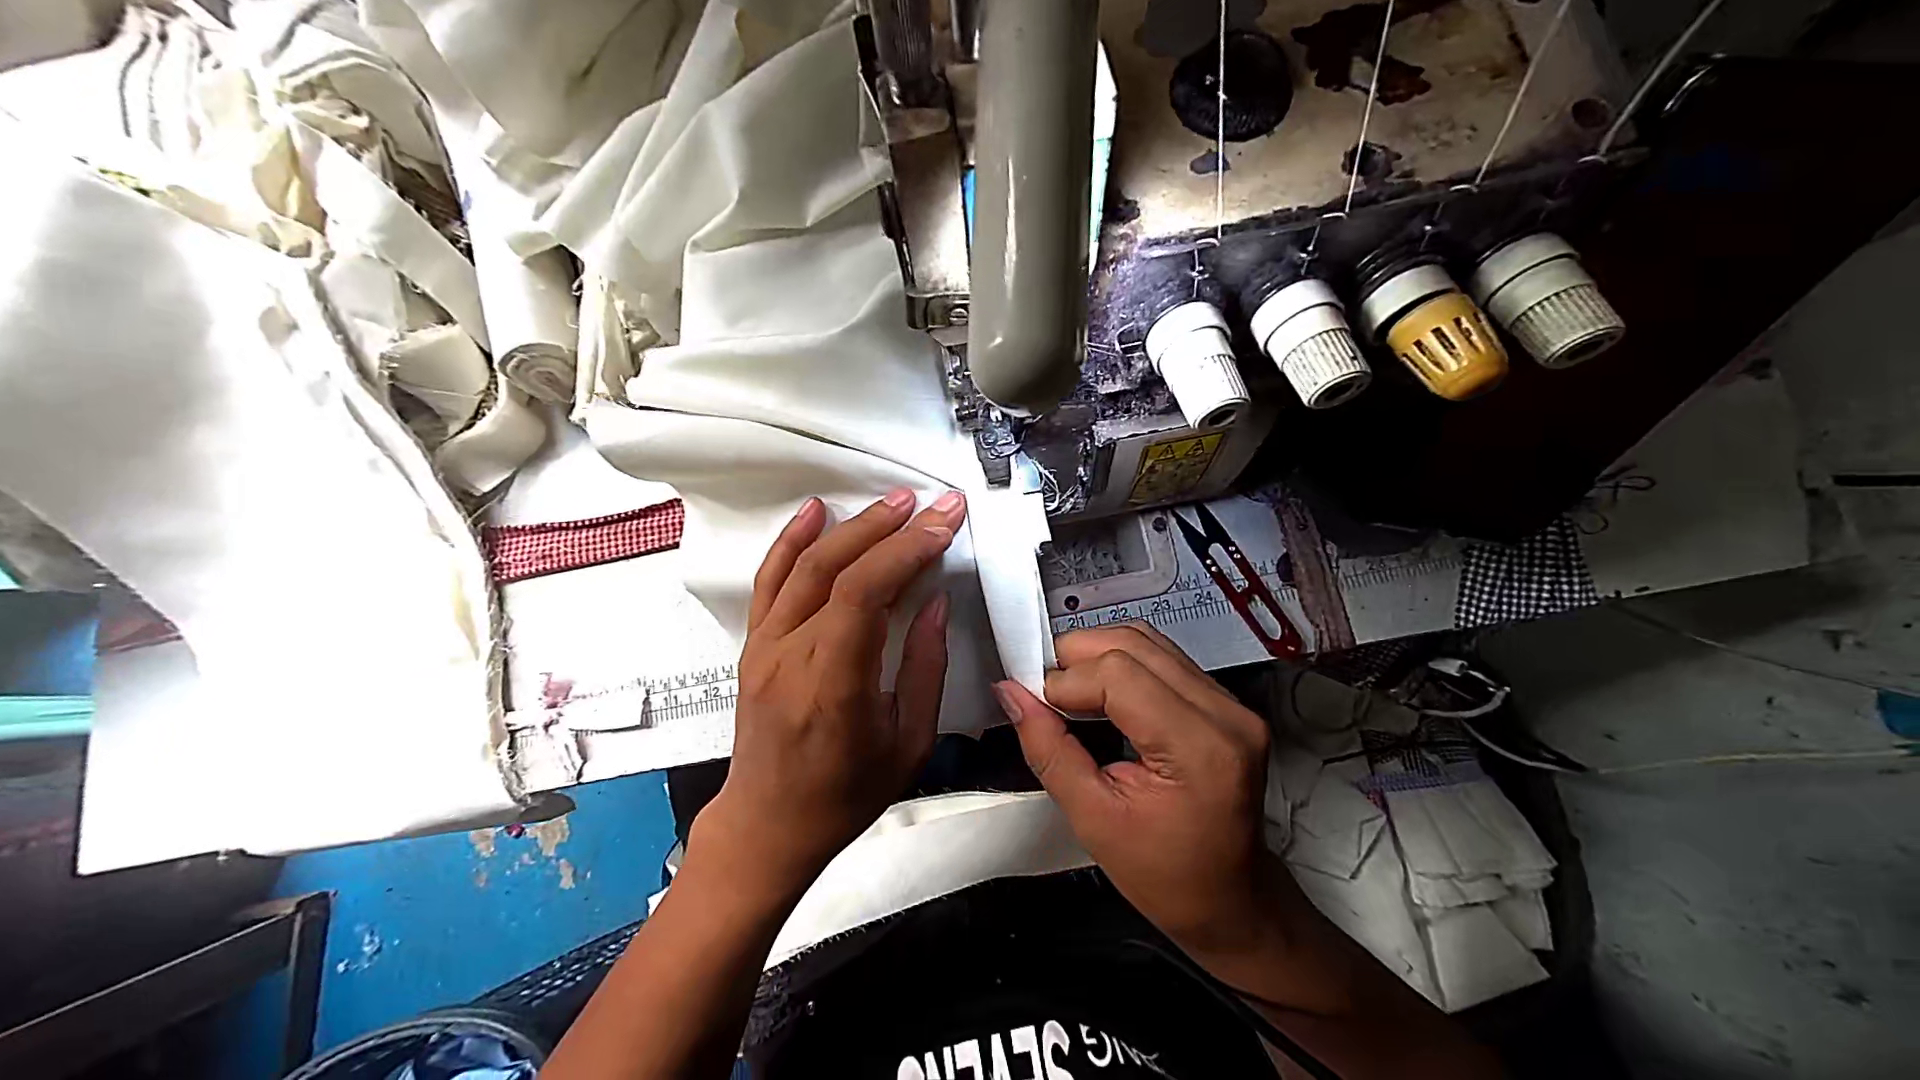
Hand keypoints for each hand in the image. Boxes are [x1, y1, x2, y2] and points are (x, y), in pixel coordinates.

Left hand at [693, 487, 964, 903]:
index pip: (865, 593)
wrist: (768, 824)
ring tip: (893, 503)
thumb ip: (925, 669)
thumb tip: (933, 605)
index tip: (942, 526)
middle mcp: (790, 658)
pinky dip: (791, 541)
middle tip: (931, 506)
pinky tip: (816, 513)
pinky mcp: (754, 646)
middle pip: (836, 569)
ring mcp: (764, 648)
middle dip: (890, 529)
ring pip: (805, 566)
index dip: (906, 551)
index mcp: (833, 687)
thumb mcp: (907, 744)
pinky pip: (770, 581)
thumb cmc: (842, 796)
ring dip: (852, 527)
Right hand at [995, 624, 1352, 1012]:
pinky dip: (1120, 663)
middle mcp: (1226, 714)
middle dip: (1076, 658)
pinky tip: (1098, 692)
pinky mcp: (1224, 701)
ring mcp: (1230, 703)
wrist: (1229, 901)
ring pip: (1146, 640)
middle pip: (1133, 643)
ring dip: (1096, 655)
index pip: (1119, 674)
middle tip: (1044, 693)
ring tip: (1068, 692)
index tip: (1034, 703)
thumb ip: (1048, 750)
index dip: (1066, 681)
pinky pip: (1162, 657)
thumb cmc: (1169, 877)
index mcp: (1200, 748)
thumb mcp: (1093, 820)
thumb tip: (1012, 695)